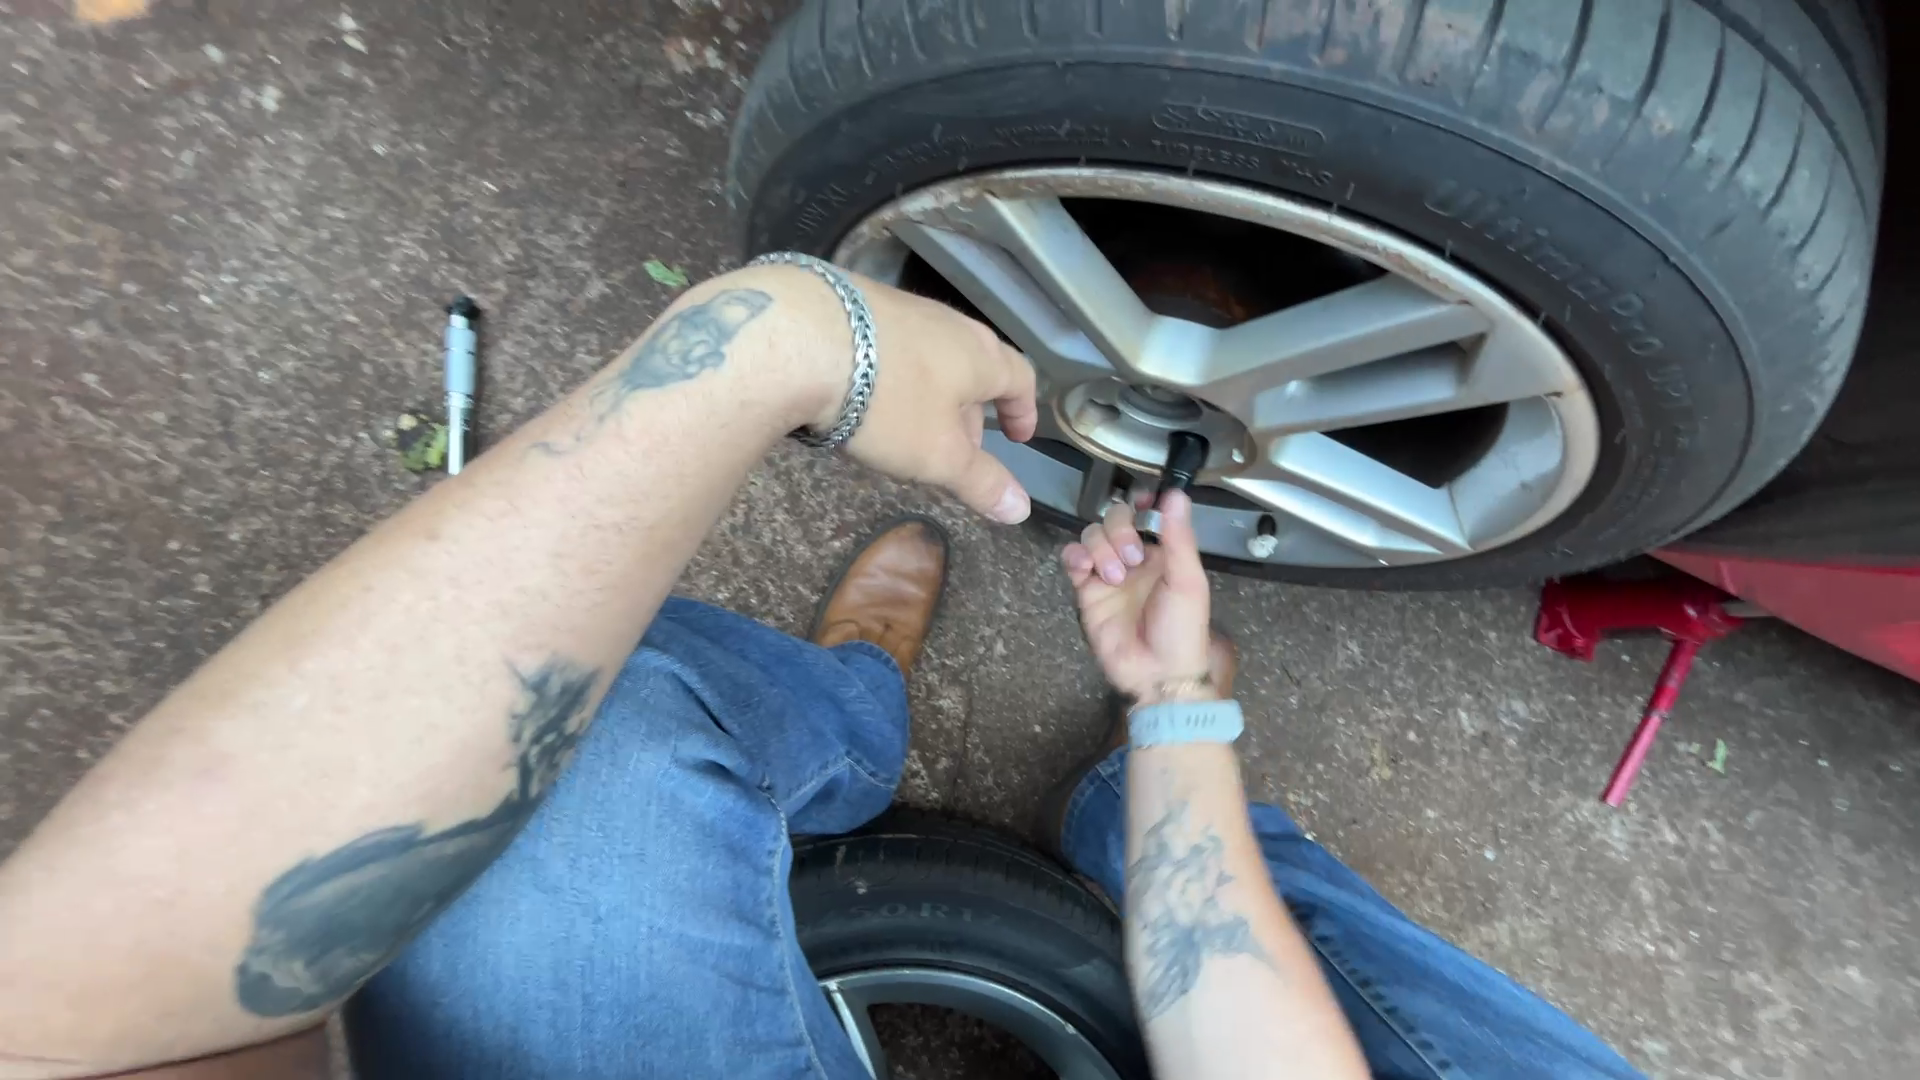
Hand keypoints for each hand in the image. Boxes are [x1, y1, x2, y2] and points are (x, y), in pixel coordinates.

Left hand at [825, 276, 1039, 522]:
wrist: (799, 337)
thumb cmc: (888, 401)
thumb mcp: (938, 455)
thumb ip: (981, 481)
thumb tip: (1022, 510)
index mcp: (979, 355)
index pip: (1020, 377)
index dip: (1022, 410)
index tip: (1018, 437)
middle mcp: (946, 322)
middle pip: (973, 367)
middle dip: (970, 412)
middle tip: (956, 451)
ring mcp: (899, 307)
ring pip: (930, 356)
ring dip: (931, 395)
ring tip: (908, 430)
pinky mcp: (854, 302)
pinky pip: (890, 346)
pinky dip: (894, 376)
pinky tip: (866, 398)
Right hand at [1062, 491, 1213, 700]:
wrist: (1156, 674)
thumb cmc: (1181, 628)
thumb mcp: (1188, 581)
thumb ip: (1178, 537)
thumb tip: (1175, 493)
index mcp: (1164, 552)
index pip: (1148, 513)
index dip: (1142, 502)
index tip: (1141, 499)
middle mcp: (1135, 557)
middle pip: (1115, 518)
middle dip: (1119, 529)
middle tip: (1132, 557)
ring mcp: (1108, 572)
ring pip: (1092, 535)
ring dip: (1100, 548)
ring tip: (1114, 577)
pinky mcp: (1086, 590)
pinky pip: (1072, 559)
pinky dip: (1075, 556)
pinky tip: (1084, 569)